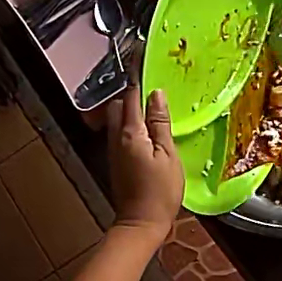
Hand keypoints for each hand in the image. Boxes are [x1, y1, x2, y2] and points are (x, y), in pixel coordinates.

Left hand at [107, 88, 182, 234]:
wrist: (141, 223)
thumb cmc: (160, 192)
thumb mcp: (168, 155)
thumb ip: (161, 123)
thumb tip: (156, 95)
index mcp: (131, 134)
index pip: (131, 95)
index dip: (137, 76)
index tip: (142, 57)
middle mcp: (116, 139)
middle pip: (119, 105)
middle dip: (131, 94)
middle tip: (152, 90)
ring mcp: (113, 151)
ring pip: (117, 120)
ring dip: (130, 110)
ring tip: (153, 109)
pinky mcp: (116, 162)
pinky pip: (120, 134)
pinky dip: (130, 126)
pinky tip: (147, 131)